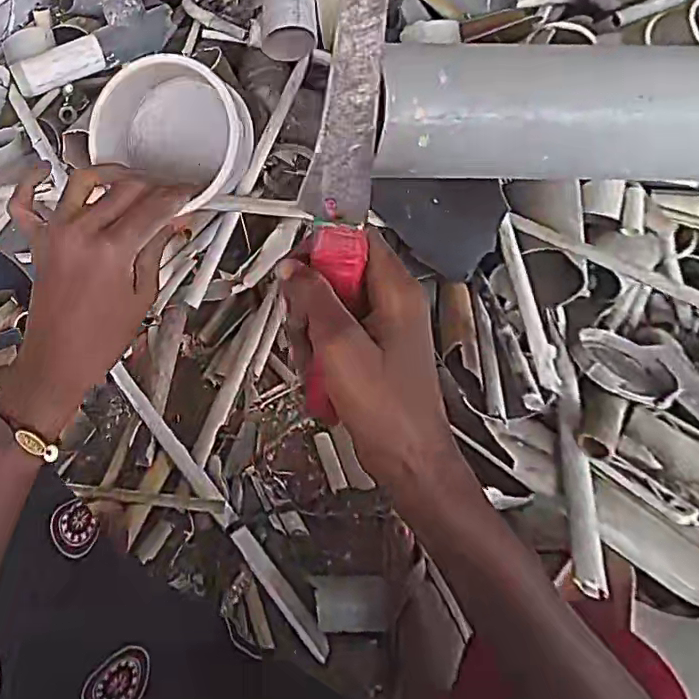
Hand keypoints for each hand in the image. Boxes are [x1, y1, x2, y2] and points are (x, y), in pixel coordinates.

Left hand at [2, 165, 192, 434]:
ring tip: (129, 180)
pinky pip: (24, 202)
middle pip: (125, 187)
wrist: (57, 361)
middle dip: (154, 186)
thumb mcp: (141, 297)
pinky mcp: (38, 241)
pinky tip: (45, 172)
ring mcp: (56, 233)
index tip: (187, 196)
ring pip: (84, 180)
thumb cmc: (94, 342)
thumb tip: (170, 226)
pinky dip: (31, 182)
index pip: (154, 207)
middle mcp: (80, 234)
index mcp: (111, 251)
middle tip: (168, 195)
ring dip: (111, 173)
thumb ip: (156, 252)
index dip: (178, 198)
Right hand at [279, 233, 462, 500]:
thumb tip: (292, 268)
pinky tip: (319, 373)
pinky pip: (328, 331)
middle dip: (308, 299)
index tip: (297, 269)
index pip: (356, 238)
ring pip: (325, 304)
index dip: (321, 246)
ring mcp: (377, 326)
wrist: (406, 460)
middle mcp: (390, 303)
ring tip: (315, 359)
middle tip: (305, 325)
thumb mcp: (341, 345)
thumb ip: (313, 299)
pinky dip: (316, 348)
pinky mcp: (365, 348)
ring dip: (308, 329)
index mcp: (396, 291)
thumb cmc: (389, 410)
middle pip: (333, 273)